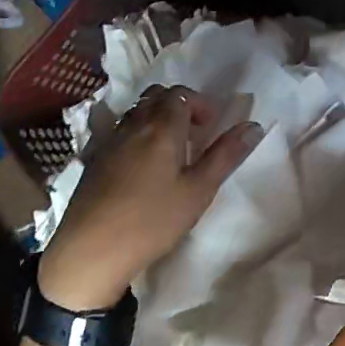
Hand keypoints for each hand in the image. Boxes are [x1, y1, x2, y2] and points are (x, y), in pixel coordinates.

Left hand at [40, 85, 262, 309]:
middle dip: (179, 106)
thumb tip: (253, 126)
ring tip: (172, 150)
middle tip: (195, 133)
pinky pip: (121, 131)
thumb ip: (225, 155)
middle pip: (155, 96)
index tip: (212, 127)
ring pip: (136, 112)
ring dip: (157, 119)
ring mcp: (109, 141)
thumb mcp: (198, 190)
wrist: (91, 250)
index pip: (181, 95)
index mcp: (161, 128)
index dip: (200, 104)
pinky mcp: (95, 160)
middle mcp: (133, 126)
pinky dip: (138, 134)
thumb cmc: (153, 220)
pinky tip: (144, 166)